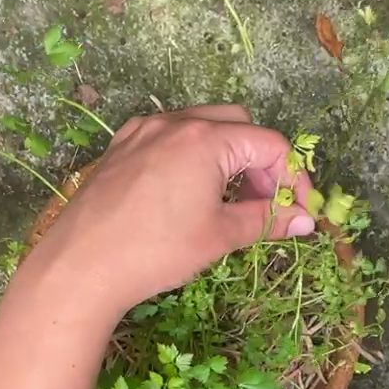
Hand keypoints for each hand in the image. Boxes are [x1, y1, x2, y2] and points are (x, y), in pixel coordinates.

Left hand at [18, 105, 314, 320]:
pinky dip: (194, 158)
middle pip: (240, 127)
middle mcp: (176, 122)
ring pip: (204, 128)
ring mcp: (144, 131)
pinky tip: (189, 193)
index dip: (293, 179)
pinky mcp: (123, 146)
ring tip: (229, 202)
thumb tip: (306, 221)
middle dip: (261, 164)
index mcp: (206, 139)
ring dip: (228, 159)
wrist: (81, 266)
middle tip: (264, 205)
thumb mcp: (219, 236)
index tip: (298, 212)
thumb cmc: (155, 251)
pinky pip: (171, 138)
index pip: (271, 145)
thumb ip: (266, 221)